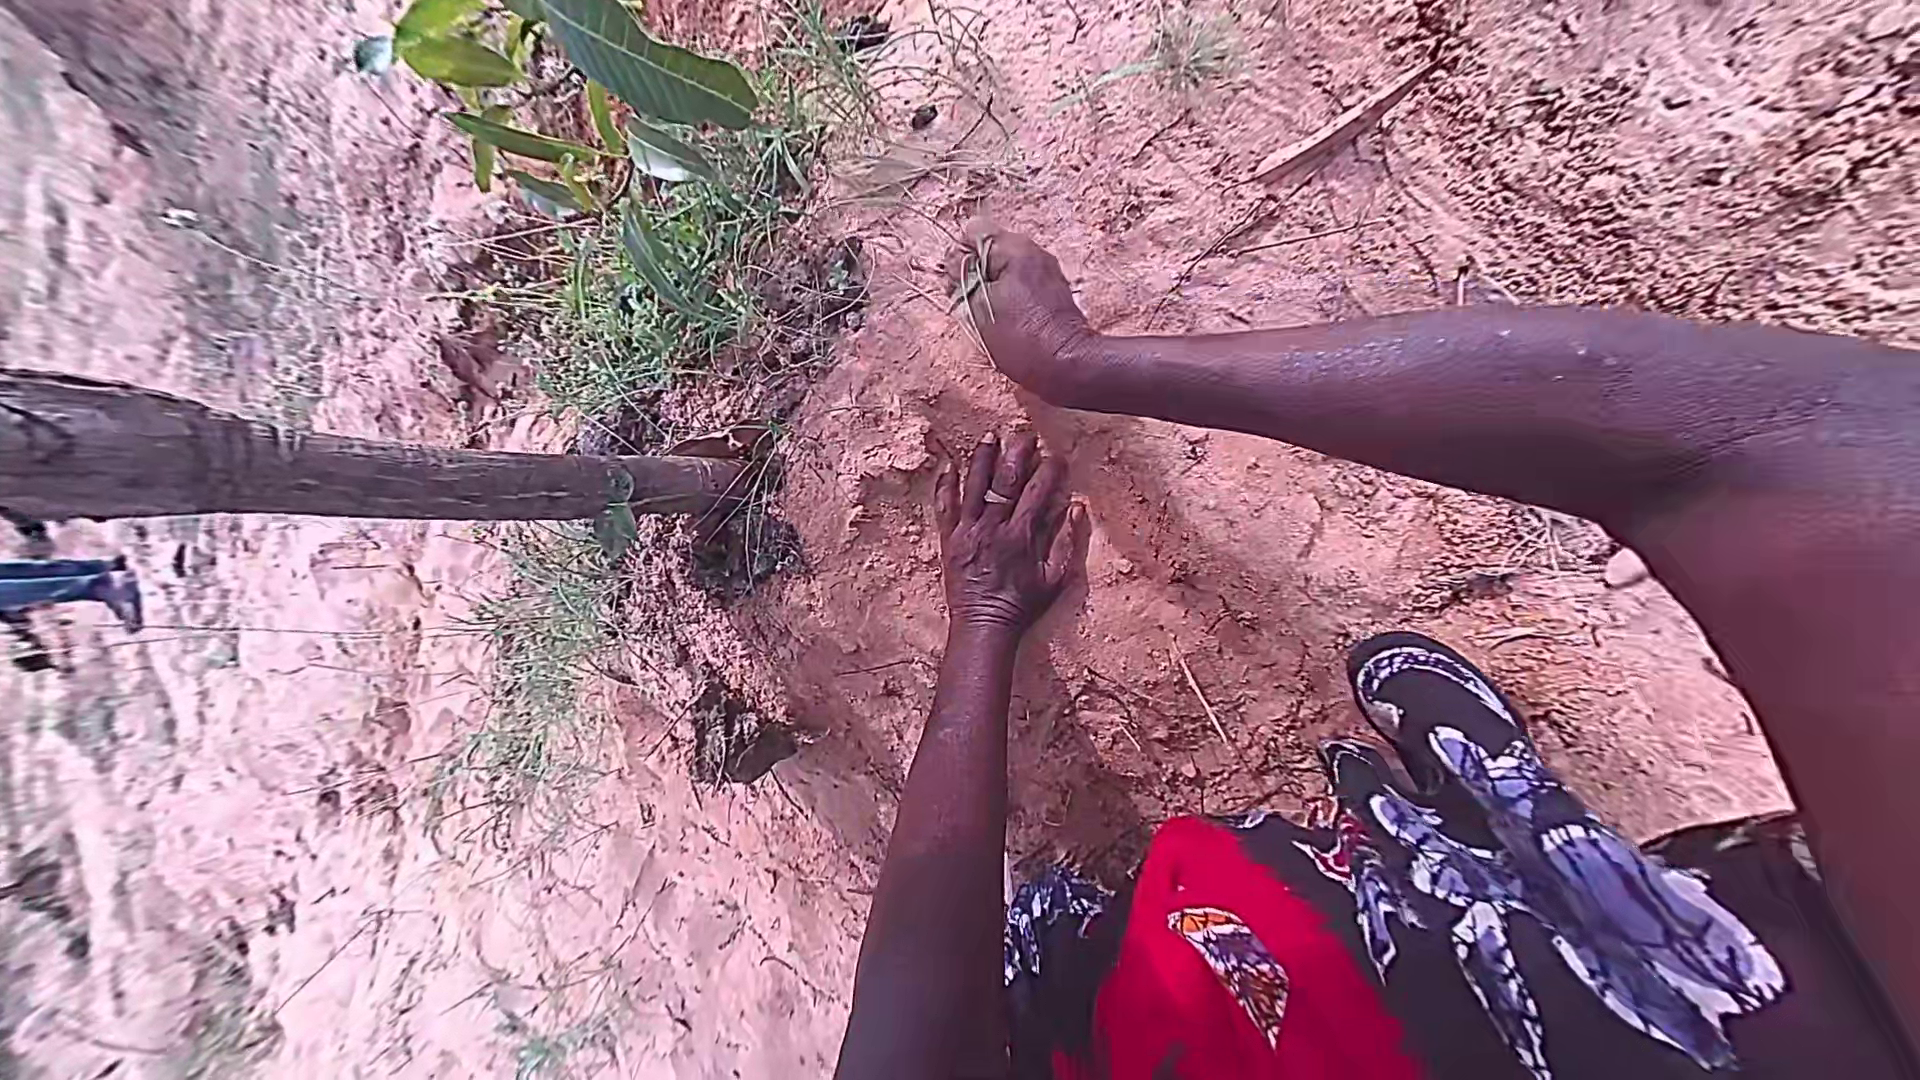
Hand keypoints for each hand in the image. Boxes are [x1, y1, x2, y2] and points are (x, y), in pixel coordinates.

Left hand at [935, 431, 1084, 634]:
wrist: (984, 624)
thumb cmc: (1022, 604)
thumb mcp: (1055, 579)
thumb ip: (1066, 542)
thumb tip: (1076, 508)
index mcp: (1020, 536)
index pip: (1037, 493)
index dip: (1049, 471)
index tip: (1057, 457)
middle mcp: (993, 528)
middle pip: (1006, 482)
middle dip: (1017, 455)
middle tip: (1025, 436)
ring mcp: (968, 532)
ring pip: (974, 487)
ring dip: (983, 459)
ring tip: (990, 436)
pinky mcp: (949, 539)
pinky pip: (945, 507)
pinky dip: (946, 486)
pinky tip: (950, 466)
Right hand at [952, 221, 1099, 403]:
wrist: (1066, 365)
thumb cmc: (1020, 337)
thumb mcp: (979, 306)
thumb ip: (962, 276)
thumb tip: (954, 259)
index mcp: (1014, 247)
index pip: (973, 232)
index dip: (958, 256)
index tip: (957, 285)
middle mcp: (1033, 251)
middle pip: (990, 251)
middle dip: (975, 274)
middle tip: (970, 305)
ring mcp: (1046, 272)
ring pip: (1005, 270)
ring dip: (991, 290)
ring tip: (988, 318)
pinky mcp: (1053, 293)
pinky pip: (1021, 287)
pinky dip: (1009, 299)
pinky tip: (1008, 323)